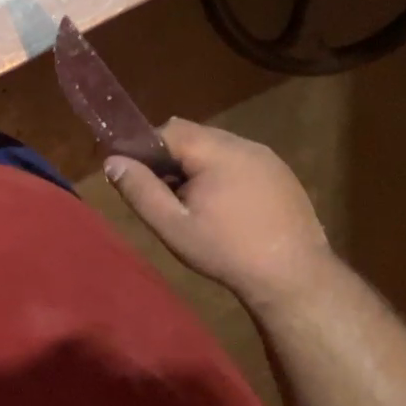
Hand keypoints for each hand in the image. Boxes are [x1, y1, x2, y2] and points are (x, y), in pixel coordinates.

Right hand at [105, 119, 335, 307]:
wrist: (294, 276)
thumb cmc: (225, 251)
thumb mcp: (172, 225)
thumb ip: (140, 190)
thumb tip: (112, 161)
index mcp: (217, 152)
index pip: (169, 129)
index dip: (146, 149)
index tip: (137, 178)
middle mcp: (245, 144)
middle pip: (193, 136)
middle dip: (171, 159)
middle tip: (163, 196)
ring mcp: (268, 158)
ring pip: (216, 148)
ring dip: (196, 167)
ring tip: (192, 205)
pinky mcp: (281, 174)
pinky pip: (239, 161)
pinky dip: (221, 174)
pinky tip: (222, 208)